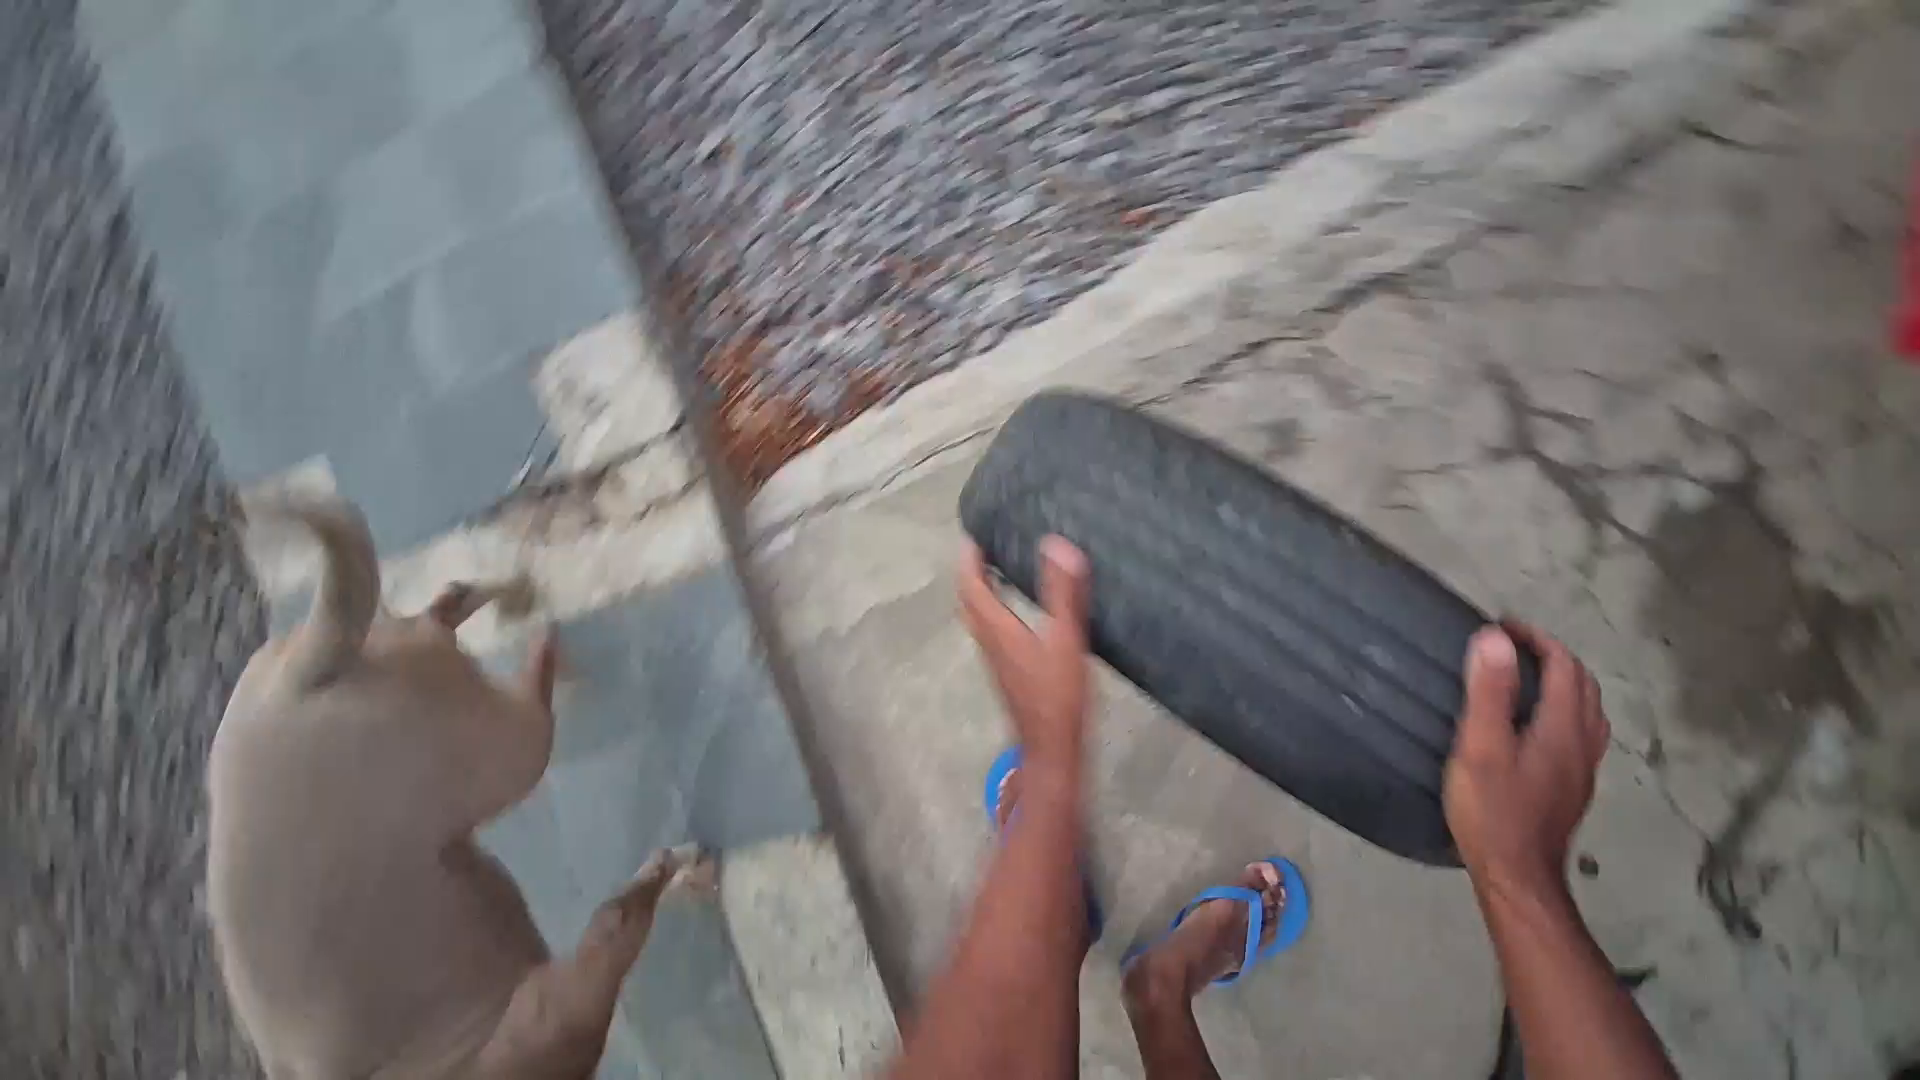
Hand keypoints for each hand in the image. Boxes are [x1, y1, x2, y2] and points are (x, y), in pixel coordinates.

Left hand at [958, 536, 1093, 771]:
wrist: (1050, 747)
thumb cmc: (1058, 694)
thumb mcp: (1066, 639)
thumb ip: (1063, 594)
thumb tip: (1056, 545)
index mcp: (997, 628)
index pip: (971, 586)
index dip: (968, 559)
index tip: (973, 534)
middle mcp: (989, 640)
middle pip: (968, 600)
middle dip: (970, 572)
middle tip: (981, 547)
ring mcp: (995, 657)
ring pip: (976, 616)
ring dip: (979, 590)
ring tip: (995, 568)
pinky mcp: (1006, 669)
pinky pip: (989, 628)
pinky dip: (992, 608)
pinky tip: (1013, 608)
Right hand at [1444, 623, 1608, 905]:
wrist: (1517, 873)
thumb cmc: (1492, 807)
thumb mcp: (1480, 746)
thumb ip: (1489, 692)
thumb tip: (1494, 638)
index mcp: (1562, 727)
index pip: (1563, 667)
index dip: (1536, 639)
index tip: (1500, 626)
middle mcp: (1583, 742)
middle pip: (1582, 685)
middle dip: (1552, 655)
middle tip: (1510, 645)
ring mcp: (1582, 767)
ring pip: (1587, 709)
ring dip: (1563, 681)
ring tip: (1524, 674)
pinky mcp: (1572, 785)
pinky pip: (1581, 731)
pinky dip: (1563, 708)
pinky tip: (1538, 722)